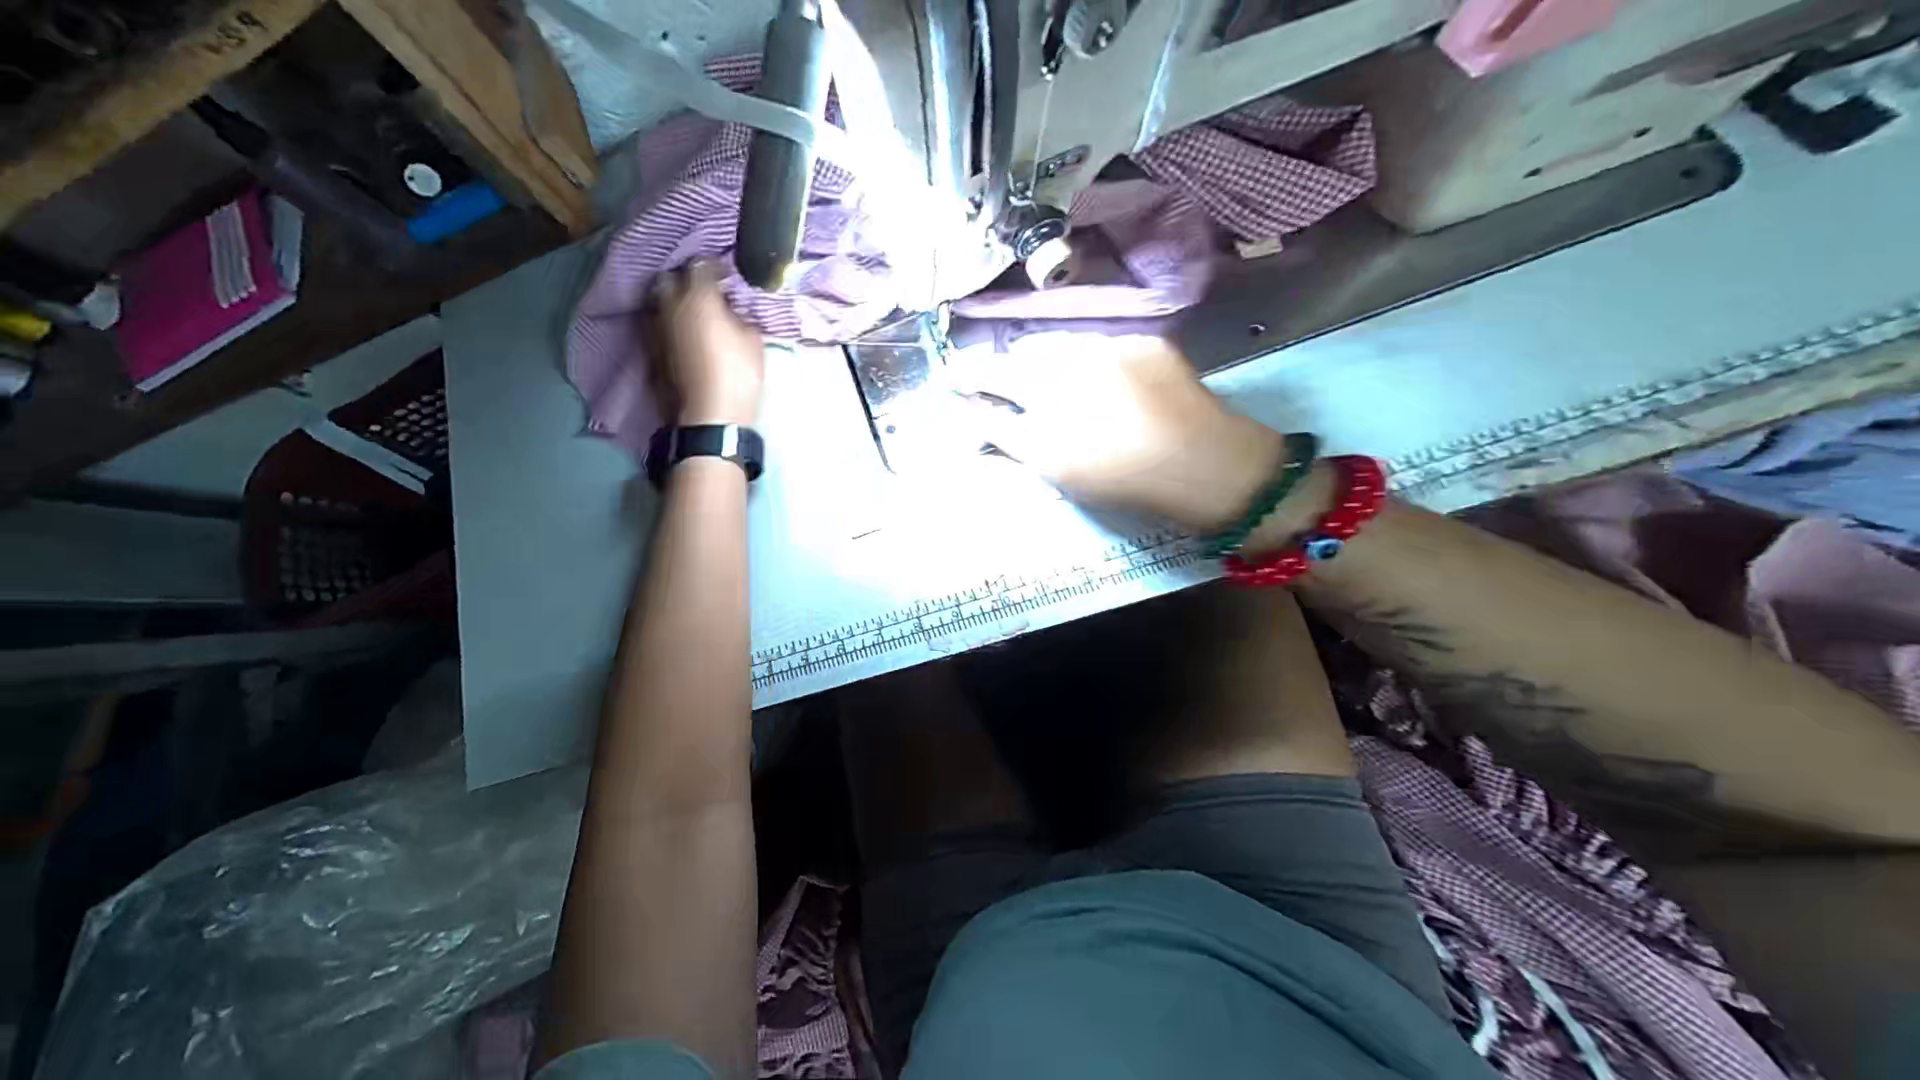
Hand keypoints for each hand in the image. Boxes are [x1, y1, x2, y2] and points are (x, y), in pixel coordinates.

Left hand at [652, 259, 764, 426]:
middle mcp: (670, 304)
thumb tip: (731, 309)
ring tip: (694, 312)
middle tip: (706, 292)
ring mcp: (656, 326)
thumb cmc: (739, 374)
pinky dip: (670, 322)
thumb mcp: (754, 339)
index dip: (717, 268)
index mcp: (698, 297)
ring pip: (660, 301)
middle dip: (687, 280)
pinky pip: (658, 323)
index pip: (702, 265)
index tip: (729, 278)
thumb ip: (739, 314)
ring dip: (676, 302)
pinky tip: (684, 333)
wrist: (711, 416)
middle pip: (671, 278)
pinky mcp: (651, 348)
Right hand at [946, 333, 1293, 530]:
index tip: (953, 378)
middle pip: (1019, 358)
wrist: (1211, 465)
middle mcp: (1071, 368)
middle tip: (1001, 383)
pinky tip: (1105, 384)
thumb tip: (977, 418)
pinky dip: (1090, 360)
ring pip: (1058, 346)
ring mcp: (1110, 349)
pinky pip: (1100, 344)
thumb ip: (1012, 439)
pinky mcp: (1145, 341)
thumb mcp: (1061, 472)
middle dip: (1004, 370)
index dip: (967, 380)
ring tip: (1058, 386)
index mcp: (1047, 406)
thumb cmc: (1128, 482)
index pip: (990, 382)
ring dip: (1045, 362)